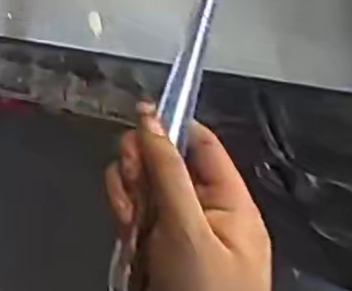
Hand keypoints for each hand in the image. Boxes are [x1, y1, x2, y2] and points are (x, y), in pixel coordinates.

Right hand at [103, 112, 270, 290]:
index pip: (201, 142)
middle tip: (134, 180)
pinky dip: (122, 207)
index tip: (137, 117)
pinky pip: (131, 202)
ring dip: (128, 188)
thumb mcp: (186, 228)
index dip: (171, 124)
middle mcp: (204, 208)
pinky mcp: (153, 237)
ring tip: (130, 216)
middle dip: (140, 162)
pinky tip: (125, 226)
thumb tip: (149, 114)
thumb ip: (166, 169)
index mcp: (230, 204)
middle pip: (163, 156)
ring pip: (141, 177)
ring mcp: (177, 223)